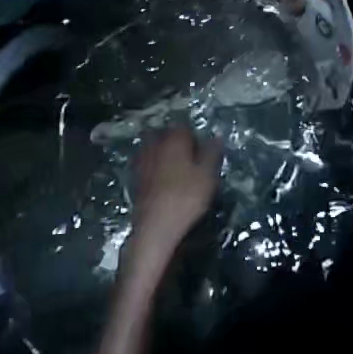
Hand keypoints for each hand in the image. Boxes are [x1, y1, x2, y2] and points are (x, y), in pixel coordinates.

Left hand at [124, 128, 220, 273]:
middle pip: (166, 134)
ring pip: (153, 147)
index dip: (194, 135)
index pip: (184, 126)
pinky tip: (163, 179)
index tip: (203, 149)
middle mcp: (155, 144)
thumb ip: (212, 152)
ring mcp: (142, 160)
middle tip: (190, 156)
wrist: (155, 227)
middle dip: (176, 140)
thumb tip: (216, 136)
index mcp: (174, 139)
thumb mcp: (208, 175)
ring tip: (177, 166)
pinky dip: (154, 165)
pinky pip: (146, 162)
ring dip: (163, 151)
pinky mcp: (135, 177)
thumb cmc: (186, 198)